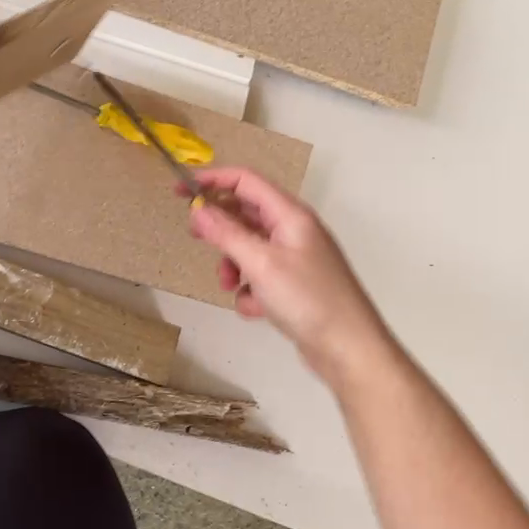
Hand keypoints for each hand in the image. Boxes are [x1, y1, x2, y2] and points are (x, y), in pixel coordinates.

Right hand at [183, 168, 392, 379]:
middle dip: (219, 228)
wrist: (348, 348)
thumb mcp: (260, 263)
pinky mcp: (291, 284)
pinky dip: (249, 290)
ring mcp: (293, 258)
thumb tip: (197, 210)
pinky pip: (257, 275)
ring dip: (231, 264)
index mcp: (290, 215)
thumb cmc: (307, 299)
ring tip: (231, 286)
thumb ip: (226, 233)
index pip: (245, 181)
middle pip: (244, 213)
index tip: (180, 191)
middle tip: (197, 238)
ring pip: (247, 247)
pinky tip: (255, 308)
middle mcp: (293, 230)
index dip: (211, 180)